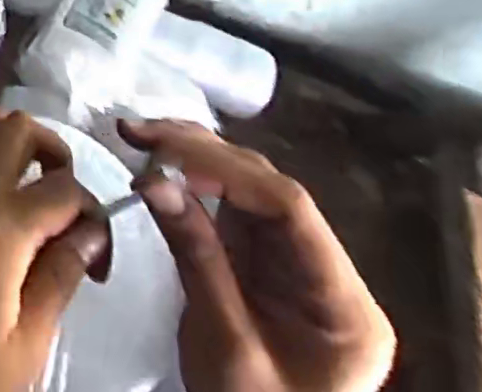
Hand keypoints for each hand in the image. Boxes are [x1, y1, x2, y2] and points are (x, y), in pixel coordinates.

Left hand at [0, 107, 108, 391]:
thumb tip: (91, 234)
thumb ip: (60, 278)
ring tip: (23, 175)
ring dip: (10, 135)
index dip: (92, 214)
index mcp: (2, 229)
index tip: (94, 251)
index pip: (66, 189)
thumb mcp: (23, 346)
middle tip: (60, 197)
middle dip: (55, 153)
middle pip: (23, 128)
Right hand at [120, 119, 394, 391]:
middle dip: (203, 153)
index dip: (224, 169)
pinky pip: (232, 207)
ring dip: (195, 156)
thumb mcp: (223, 349)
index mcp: (342, 301)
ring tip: (143, 137)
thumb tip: (152, 178)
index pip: (289, 207)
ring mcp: (295, 261)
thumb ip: (196, 258)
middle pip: (269, 188)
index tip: (162, 152)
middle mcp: (325, 267)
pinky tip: (164, 165)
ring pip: (249, 187)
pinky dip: (194, 182)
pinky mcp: (266, 262)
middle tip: (139, 132)